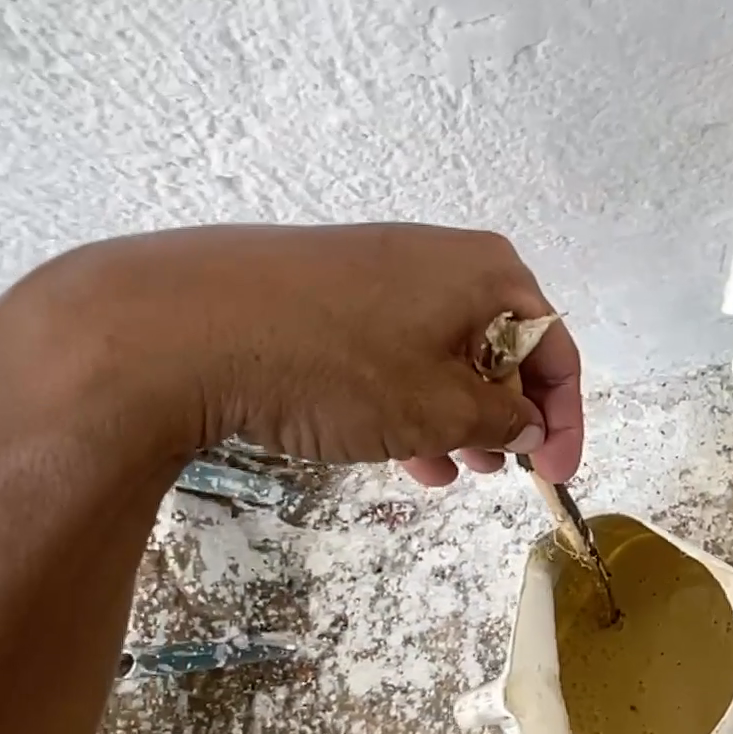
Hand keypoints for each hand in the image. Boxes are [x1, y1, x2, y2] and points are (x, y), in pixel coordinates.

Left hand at [0, 223, 583, 483]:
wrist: (167, 329)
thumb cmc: (338, 366)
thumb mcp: (441, 409)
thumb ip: (505, 422)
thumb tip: (530, 428)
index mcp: (492, 273)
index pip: (556, 351)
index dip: (564, 419)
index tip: (558, 473)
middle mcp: (447, 259)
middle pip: (504, 350)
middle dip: (507, 419)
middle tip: (502, 471)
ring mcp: (384, 270)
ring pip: (448, 354)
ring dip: (458, 417)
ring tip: (450, 470)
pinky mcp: (333, 288)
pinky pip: (398, 348)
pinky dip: (410, 399)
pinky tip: (399, 449)